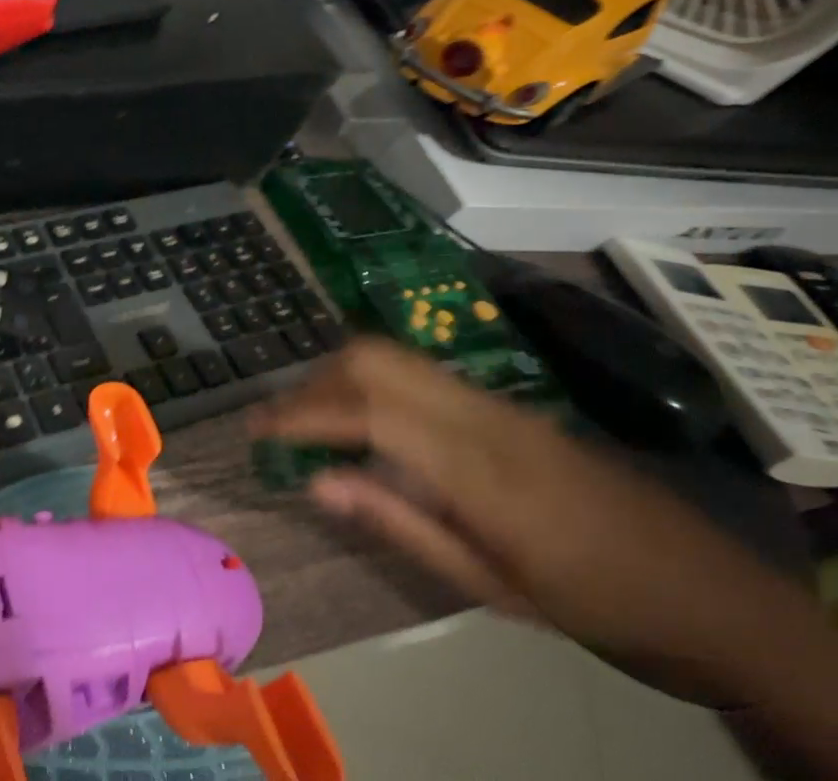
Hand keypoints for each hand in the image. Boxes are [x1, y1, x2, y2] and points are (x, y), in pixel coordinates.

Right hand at [247, 339, 836, 713]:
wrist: (707, 593)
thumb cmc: (591, 604)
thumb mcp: (487, 585)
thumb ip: (398, 524)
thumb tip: (316, 482)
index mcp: (478, 469)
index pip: (366, 413)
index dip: (299, 413)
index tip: (252, 428)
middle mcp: (485, 417)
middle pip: (376, 358)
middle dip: (313, 380)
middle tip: (277, 421)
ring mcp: (501, 405)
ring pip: (397, 357)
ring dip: (340, 377)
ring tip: (308, 420)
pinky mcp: (510, 407)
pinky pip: (423, 375)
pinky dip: (374, 384)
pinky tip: (365, 425)